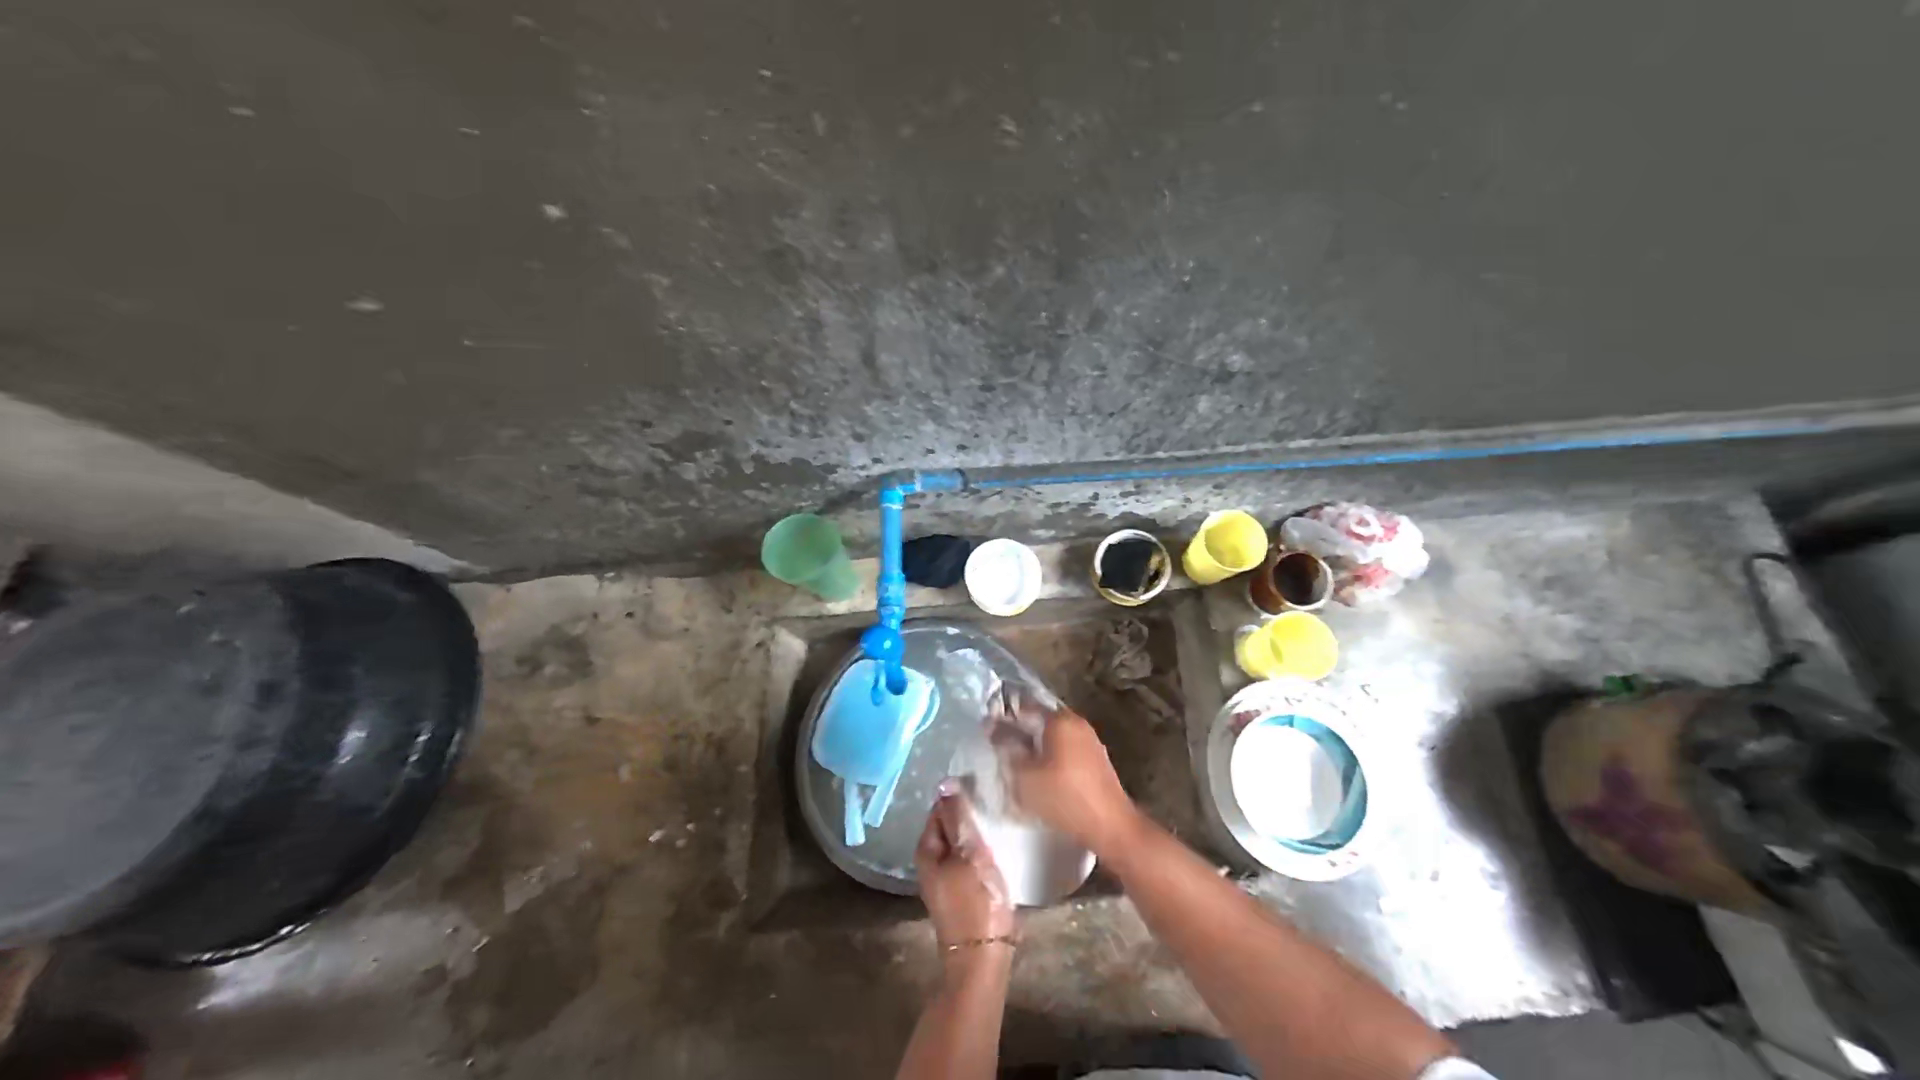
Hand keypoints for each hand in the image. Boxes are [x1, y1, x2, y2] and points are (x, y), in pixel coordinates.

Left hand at [915, 786, 1015, 950]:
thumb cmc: (975, 901)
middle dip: (970, 814)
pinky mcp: (963, 893)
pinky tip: (1000, 847)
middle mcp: (931, 863)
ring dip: (978, 834)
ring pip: (962, 845)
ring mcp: (946, 880)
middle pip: (950, 827)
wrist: (983, 957)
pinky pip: (971, 861)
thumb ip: (958, 818)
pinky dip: (983, 852)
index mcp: (926, 850)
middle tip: (996, 802)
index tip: (984, 786)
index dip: (960, 796)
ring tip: (1001, 820)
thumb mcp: (968, 853)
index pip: (940, 809)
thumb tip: (945, 783)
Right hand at [1005, 705, 1140, 854]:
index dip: (1003, 716)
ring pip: (1053, 737)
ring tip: (1017, 766)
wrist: (1110, 827)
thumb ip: (1006, 748)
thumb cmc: (1063, 797)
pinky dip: (1051, 758)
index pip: (1024, 706)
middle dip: (1019, 733)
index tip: (987, 730)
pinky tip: (1040, 777)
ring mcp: (1090, 742)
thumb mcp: (1024, 775)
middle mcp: (1077, 723)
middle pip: (1040, 721)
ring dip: (1035, 748)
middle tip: (999, 749)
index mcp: (1060, 719)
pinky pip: (1066, 751)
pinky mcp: (1096, 762)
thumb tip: (994, 728)